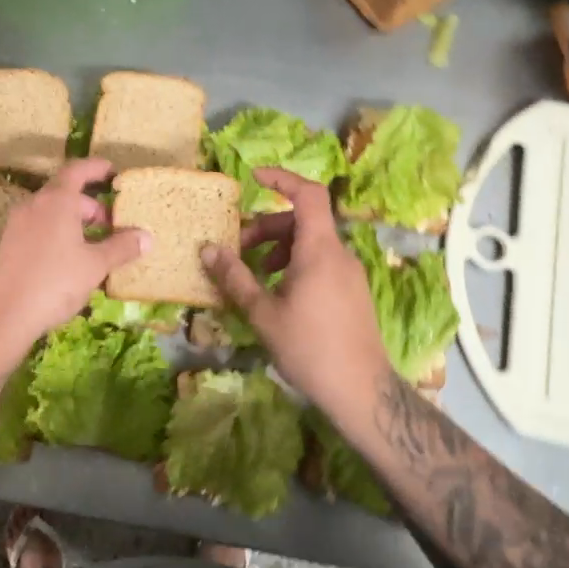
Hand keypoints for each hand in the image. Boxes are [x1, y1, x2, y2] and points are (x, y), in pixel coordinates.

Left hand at [0, 159, 150, 351]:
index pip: (77, 170)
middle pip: (65, 194)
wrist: (3, 314)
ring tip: (96, 247)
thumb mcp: (94, 266)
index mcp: (56, 201)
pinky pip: (39, 229)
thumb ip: (121, 248)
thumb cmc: (54, 282)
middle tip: (112, 227)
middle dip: (91, 206)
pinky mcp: (9, 245)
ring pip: (52, 213)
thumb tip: (146, 237)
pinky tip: (71, 262)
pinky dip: (59, 235)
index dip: (96, 168)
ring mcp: (17, 225)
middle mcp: (34, 205)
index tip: (113, 172)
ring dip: (75, 223)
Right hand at [200, 168, 390, 415]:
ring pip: (311, 243)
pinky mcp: (352, 292)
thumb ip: (234, 277)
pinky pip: (320, 262)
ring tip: (253, 273)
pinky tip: (276, 293)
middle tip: (237, 247)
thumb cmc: (309, 347)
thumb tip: (208, 249)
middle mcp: (339, 254)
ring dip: (278, 247)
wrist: (361, 390)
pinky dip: (294, 263)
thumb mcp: (262, 313)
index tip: (252, 178)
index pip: (308, 194)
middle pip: (303, 220)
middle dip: (266, 226)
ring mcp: (349, 273)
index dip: (281, 179)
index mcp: (319, 250)